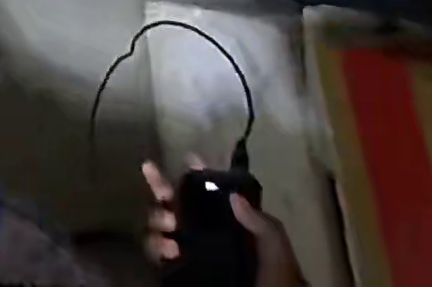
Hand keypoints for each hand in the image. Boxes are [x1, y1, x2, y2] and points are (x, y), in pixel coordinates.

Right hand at [142, 157, 302, 286]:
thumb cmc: (274, 282)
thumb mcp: (276, 254)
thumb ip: (263, 226)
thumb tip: (234, 196)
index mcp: (226, 222)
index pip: (206, 190)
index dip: (195, 171)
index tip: (186, 157)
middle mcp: (203, 231)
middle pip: (174, 200)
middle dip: (160, 184)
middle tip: (154, 177)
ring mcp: (189, 250)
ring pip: (160, 222)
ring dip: (158, 216)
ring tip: (168, 222)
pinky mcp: (178, 270)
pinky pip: (156, 252)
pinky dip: (156, 245)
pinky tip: (169, 248)